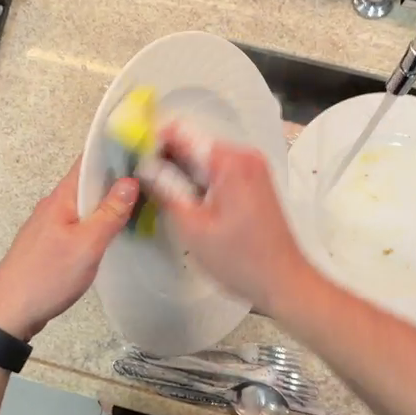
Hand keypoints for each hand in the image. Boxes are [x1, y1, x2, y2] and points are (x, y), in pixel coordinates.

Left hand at [0, 159, 137, 340]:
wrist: (9, 311)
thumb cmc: (46, 277)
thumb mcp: (87, 245)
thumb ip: (109, 213)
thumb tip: (129, 182)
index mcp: (62, 197)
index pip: (88, 161)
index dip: (113, 151)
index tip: (142, 148)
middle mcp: (54, 205)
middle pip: (89, 181)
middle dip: (117, 177)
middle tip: (152, 178)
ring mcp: (51, 224)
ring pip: (85, 204)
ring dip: (109, 201)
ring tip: (140, 202)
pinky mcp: (51, 242)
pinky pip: (79, 222)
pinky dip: (98, 221)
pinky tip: (113, 231)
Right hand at [144, 123, 316, 313]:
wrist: (283, 282)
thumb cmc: (240, 260)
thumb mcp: (192, 227)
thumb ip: (166, 190)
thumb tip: (144, 166)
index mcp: (230, 161)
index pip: (181, 132)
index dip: (152, 141)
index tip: (133, 155)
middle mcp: (244, 156)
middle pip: (194, 143)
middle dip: (166, 158)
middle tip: (142, 180)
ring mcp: (253, 168)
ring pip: (204, 158)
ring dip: (182, 171)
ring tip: (160, 194)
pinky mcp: (254, 182)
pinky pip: (218, 170)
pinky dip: (200, 181)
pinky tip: (186, 202)